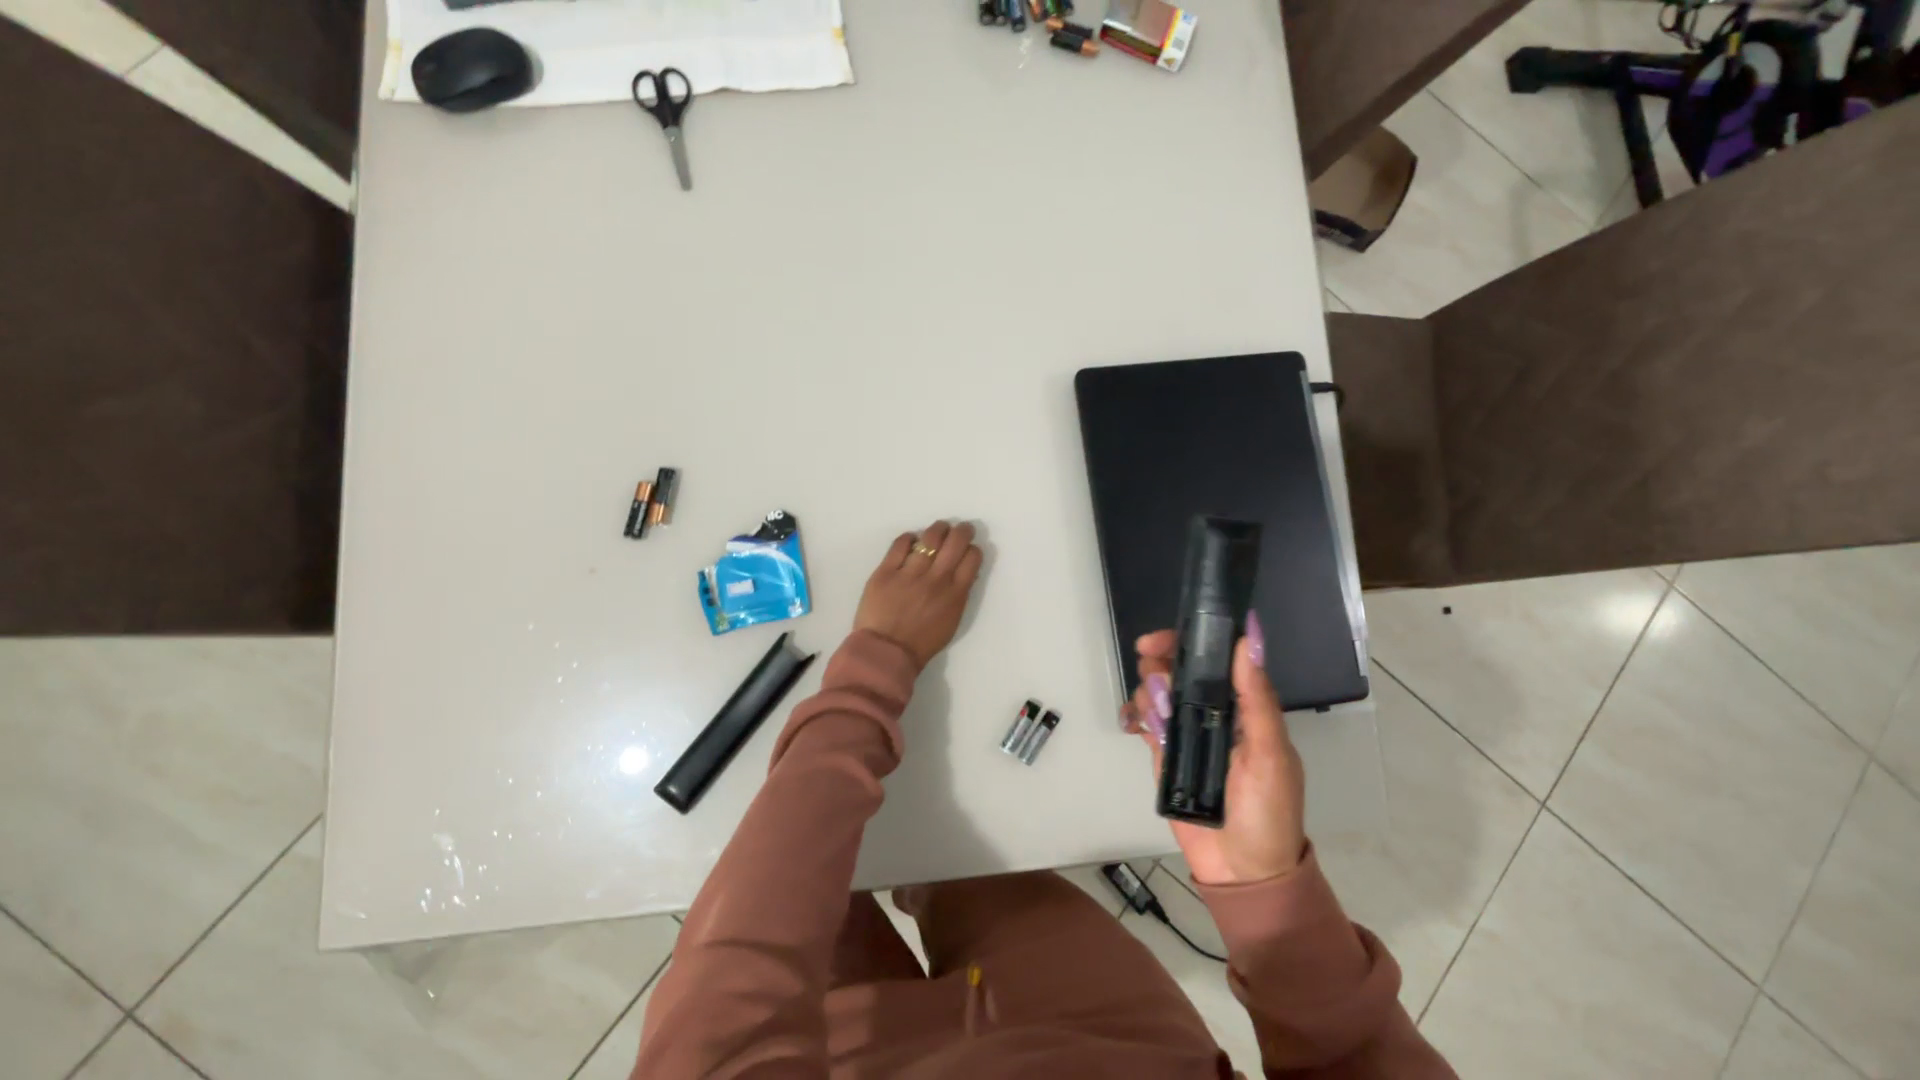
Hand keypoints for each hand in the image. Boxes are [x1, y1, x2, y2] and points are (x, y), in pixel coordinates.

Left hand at [852, 521, 984, 669]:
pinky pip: (900, 544)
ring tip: (939, 528)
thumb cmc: (921, 643)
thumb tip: (959, 574)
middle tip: (960, 529)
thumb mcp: (951, 621)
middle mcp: (936, 579)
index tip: (968, 549)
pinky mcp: (886, 571)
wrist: (886, 652)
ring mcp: (910, 573)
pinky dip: (908, 538)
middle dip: (962, 531)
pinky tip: (911, 540)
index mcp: (955, 594)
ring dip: (938, 529)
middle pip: (955, 542)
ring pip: (930, 537)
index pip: (972, 558)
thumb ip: (957, 596)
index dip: (972, 549)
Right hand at [1122, 612, 1306, 885]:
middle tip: (1151, 672)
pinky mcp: (1166, 758)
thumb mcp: (1270, 754)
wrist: (1243, 873)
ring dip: (1149, 692)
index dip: (1190, 642)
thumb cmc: (1268, 812)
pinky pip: (1147, 726)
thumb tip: (1249, 639)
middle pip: (1181, 672)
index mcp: (1247, 710)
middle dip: (1161, 663)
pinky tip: (1135, 724)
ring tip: (1155, 715)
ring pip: (1159, 695)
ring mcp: (1189, 736)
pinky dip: (1136, 717)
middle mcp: (1216, 716)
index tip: (1163, 639)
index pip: (1218, 661)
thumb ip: (1256, 699)